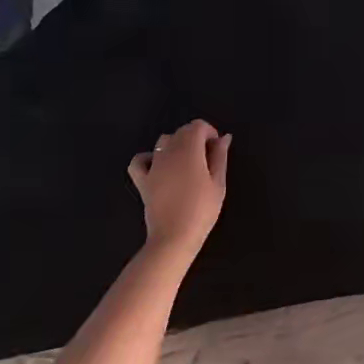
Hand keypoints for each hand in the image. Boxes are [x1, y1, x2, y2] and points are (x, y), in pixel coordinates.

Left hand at [127, 120, 229, 260]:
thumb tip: (224, 137)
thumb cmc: (202, 210)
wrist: (174, 237)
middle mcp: (168, 151)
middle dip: (195, 138)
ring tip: (187, 165)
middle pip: (181, 131)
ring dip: (176, 145)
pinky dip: (148, 158)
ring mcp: (153, 165)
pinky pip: (139, 160)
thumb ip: (220, 157)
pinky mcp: (142, 180)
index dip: (209, 133)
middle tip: (207, 160)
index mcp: (189, 150)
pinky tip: (158, 168)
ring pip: (163, 141)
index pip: (198, 126)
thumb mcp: (218, 183)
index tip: (217, 149)